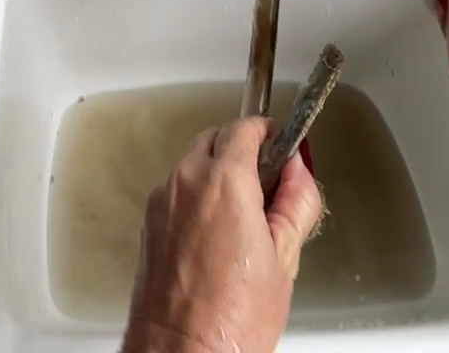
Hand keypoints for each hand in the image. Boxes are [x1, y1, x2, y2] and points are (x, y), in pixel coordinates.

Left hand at [122, 117, 323, 352]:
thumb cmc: (232, 321)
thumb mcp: (284, 259)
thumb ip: (297, 202)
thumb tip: (299, 170)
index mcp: (225, 181)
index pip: (244, 128)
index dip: (266, 133)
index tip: (278, 144)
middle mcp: (187, 180)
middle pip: (215, 139)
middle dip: (240, 151)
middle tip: (265, 182)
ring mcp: (163, 198)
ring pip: (193, 164)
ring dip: (216, 175)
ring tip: (241, 219)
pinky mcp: (149, 219)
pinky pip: (177, 190)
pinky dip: (195, 197)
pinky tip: (214, 236)